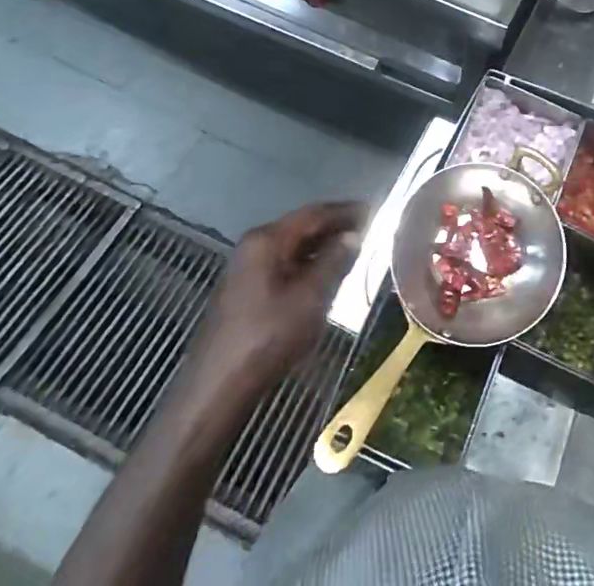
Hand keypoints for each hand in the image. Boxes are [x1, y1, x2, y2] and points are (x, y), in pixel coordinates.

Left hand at [188, 201, 364, 394]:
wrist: (220, 383)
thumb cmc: (269, 336)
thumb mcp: (310, 298)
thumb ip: (334, 262)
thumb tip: (353, 235)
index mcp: (267, 240)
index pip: (313, 214)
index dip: (345, 211)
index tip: (373, 210)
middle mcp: (254, 244)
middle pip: (300, 227)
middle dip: (334, 227)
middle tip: (369, 229)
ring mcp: (247, 266)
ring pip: (292, 246)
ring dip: (322, 246)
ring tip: (354, 250)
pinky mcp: (246, 288)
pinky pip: (284, 263)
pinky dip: (308, 263)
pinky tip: (326, 274)